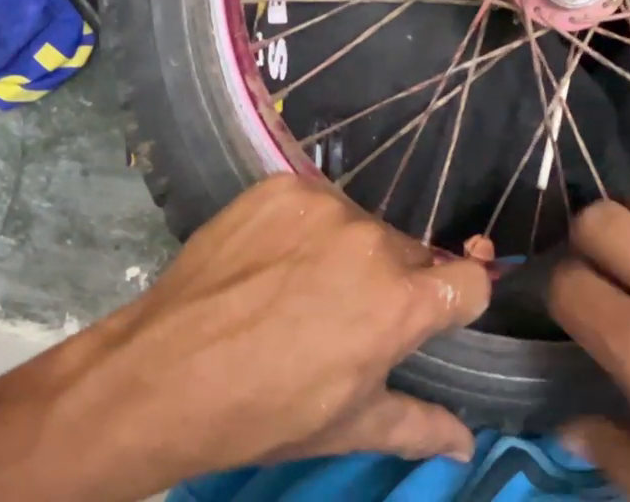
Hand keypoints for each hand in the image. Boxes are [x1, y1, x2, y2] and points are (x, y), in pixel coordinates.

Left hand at [73, 174, 491, 478]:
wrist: (160, 374)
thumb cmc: (262, 411)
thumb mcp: (346, 425)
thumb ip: (418, 425)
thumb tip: (466, 441)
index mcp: (400, 302)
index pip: (470, 279)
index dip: (456, 299)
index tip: (429, 315)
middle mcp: (372, 241)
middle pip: (407, 252)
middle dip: (389, 281)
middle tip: (341, 314)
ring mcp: (322, 206)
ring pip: (358, 226)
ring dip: (344, 251)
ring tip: (295, 287)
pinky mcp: (280, 187)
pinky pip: (312, 204)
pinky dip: (300, 228)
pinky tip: (267, 260)